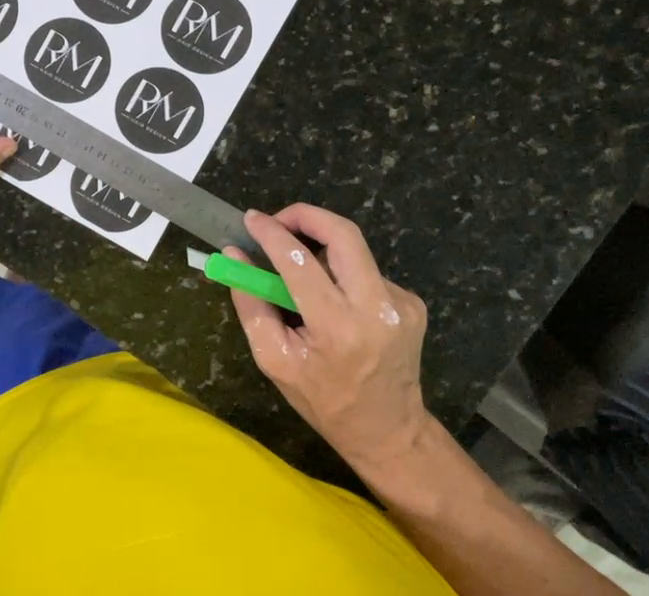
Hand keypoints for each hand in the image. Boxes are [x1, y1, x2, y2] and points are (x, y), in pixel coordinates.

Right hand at [228, 204, 432, 470]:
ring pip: (354, 251)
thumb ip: (251, 303)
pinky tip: (334, 301)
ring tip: (301, 275)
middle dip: (306, 216)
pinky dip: (342, 274)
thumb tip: (236, 254)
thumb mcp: (274, 359)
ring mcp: (401, 304)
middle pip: (343, 234)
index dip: (271, 233)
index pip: (300, 260)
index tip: (251, 219)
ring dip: (322, 249)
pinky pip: (367, 271)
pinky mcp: (412, 304)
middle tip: (278, 221)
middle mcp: (376, 308)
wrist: (390, 432)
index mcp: (337, 327)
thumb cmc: (323, 400)